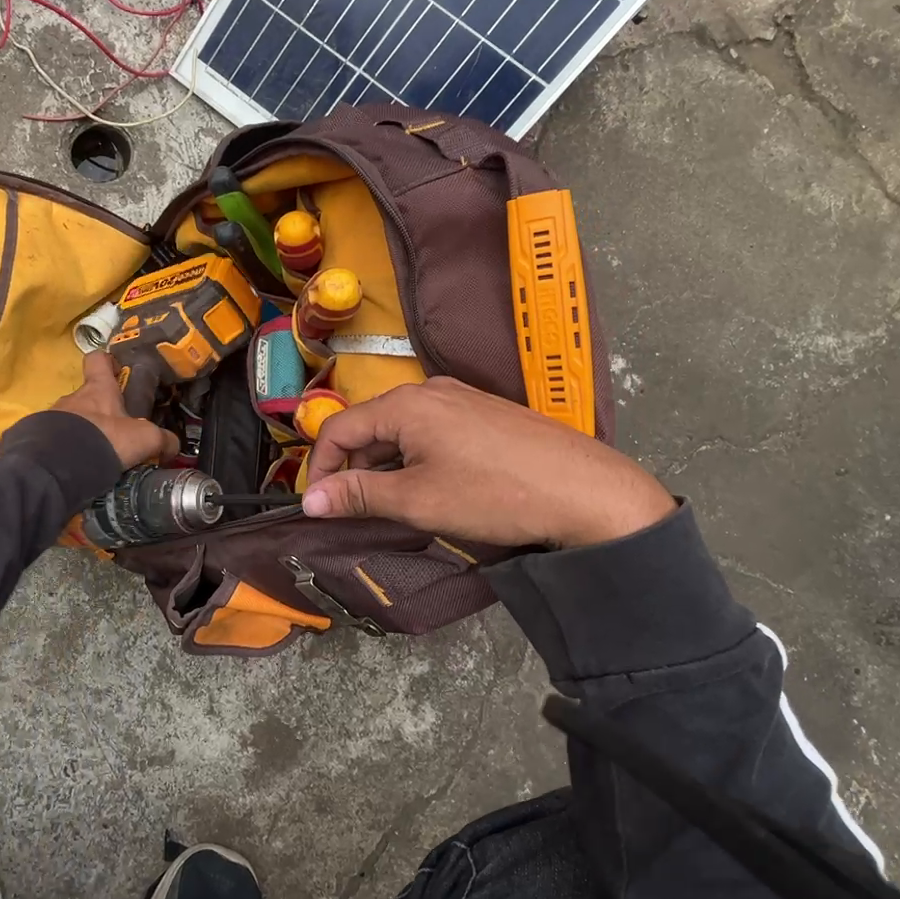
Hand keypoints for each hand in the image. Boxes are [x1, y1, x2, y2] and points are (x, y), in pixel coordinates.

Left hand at [51, 351, 179, 468]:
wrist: (59, 464)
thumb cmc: (104, 439)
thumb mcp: (143, 439)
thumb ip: (161, 440)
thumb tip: (174, 446)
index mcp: (98, 389)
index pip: (98, 359)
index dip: (108, 361)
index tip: (118, 371)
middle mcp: (72, 397)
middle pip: (87, 395)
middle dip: (101, 411)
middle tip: (117, 432)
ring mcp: (52, 417)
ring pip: (71, 419)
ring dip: (83, 432)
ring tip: (96, 455)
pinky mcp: (39, 438)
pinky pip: (55, 440)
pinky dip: (67, 449)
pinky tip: (78, 466)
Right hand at [302, 377, 674, 547]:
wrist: (588, 492)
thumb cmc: (495, 494)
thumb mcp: (416, 500)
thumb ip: (358, 495)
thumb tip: (311, 499)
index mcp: (405, 404)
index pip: (338, 427)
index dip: (320, 466)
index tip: (319, 502)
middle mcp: (430, 390)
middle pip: (370, 426)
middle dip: (357, 467)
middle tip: (362, 509)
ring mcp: (462, 398)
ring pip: (402, 429)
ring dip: (389, 465)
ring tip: (404, 504)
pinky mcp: (486, 412)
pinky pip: (433, 429)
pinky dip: (419, 457)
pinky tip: (439, 487)